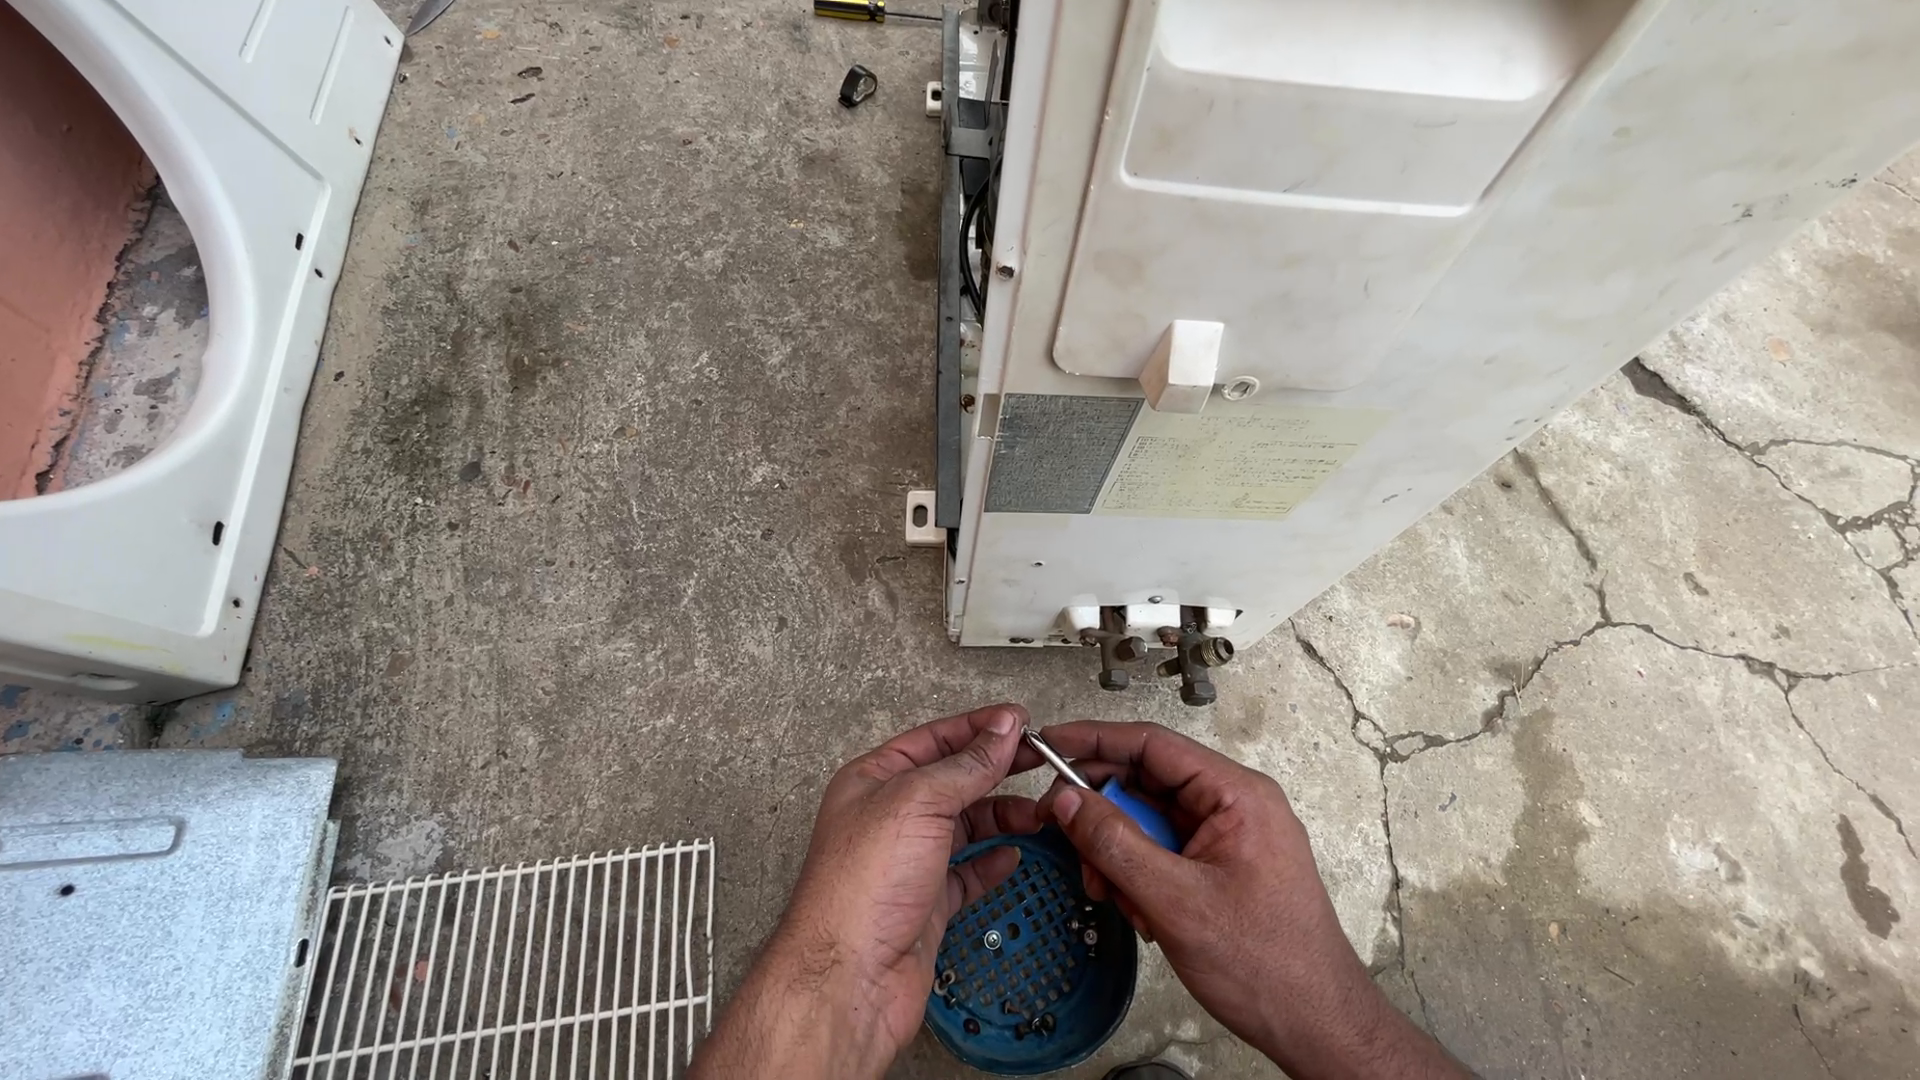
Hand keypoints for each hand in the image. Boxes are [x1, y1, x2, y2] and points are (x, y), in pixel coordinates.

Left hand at [691, 704, 1038, 1079]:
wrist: (850, 979)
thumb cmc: (863, 885)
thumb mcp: (919, 801)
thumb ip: (967, 764)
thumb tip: (1003, 728)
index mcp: (875, 779)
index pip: (935, 738)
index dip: (979, 727)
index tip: (1021, 721)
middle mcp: (890, 815)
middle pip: (953, 779)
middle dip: (997, 767)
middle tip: (1043, 759)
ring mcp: (908, 860)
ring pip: (965, 825)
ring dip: (1001, 815)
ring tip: (1038, 813)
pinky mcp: (925, 902)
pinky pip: (966, 873)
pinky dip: (991, 863)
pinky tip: (1011, 856)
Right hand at [1032, 721, 1467, 1079]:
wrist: (1317, 1029)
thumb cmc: (1264, 965)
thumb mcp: (1175, 901)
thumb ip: (1115, 843)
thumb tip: (1066, 799)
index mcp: (1234, 793)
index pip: (1152, 743)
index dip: (1094, 739)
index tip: (1049, 743)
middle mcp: (1228, 803)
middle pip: (1143, 780)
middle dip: (1100, 808)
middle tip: (1058, 827)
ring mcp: (1222, 834)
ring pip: (1144, 817)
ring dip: (1114, 850)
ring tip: (1107, 889)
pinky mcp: (1213, 863)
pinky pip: (1157, 847)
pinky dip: (1133, 871)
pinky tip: (1134, 906)